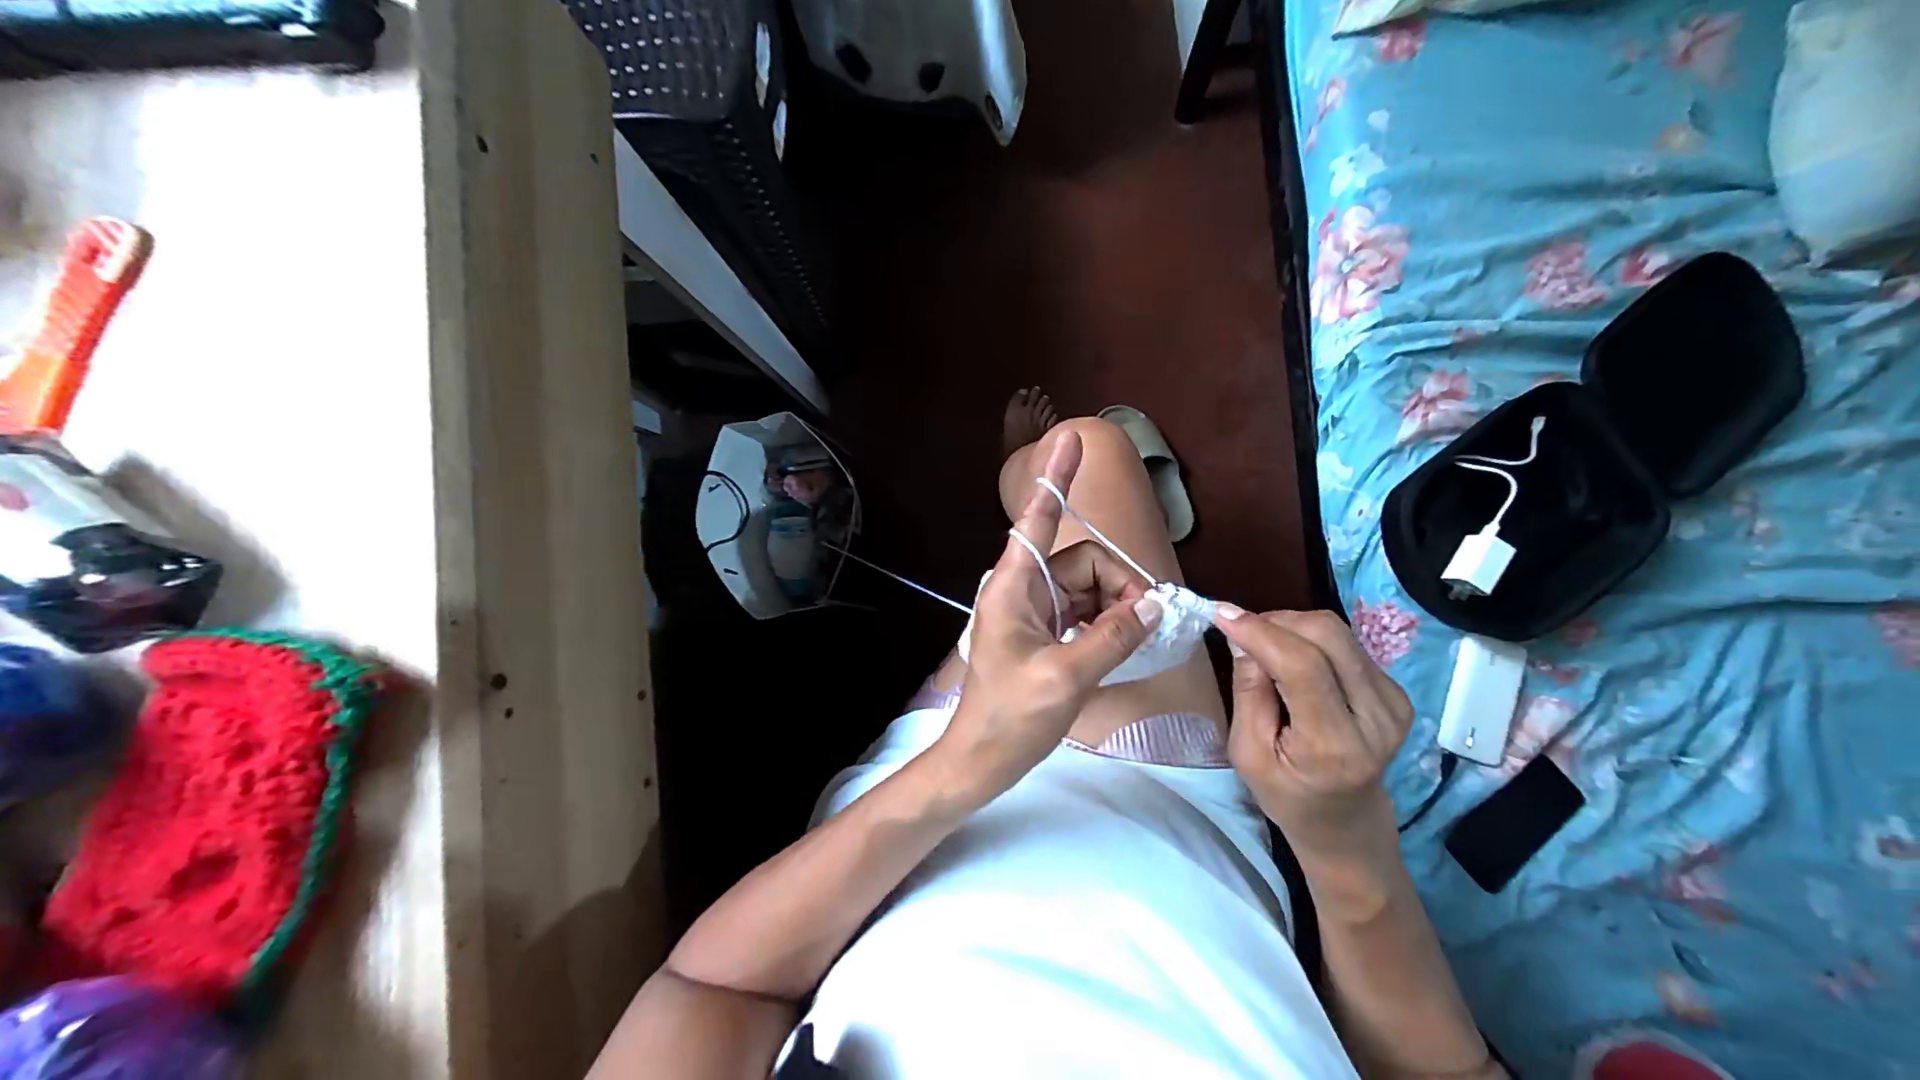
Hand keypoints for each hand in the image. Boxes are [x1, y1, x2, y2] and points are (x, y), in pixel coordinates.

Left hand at [931, 432, 1162, 806]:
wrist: (980, 760)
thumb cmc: (1010, 718)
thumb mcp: (1066, 676)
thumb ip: (1112, 636)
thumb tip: (1154, 604)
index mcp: (1014, 587)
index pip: (1038, 520)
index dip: (1057, 477)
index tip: (1071, 437)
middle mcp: (1022, 589)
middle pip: (1082, 562)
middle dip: (1118, 584)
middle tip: (1145, 622)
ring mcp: (1033, 612)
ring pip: (1088, 588)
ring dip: (1115, 607)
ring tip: (1131, 640)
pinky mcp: (1043, 633)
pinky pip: (1083, 612)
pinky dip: (1105, 622)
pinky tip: (1118, 644)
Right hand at [1213, 608, 1413, 860]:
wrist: (1345, 821)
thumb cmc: (1286, 793)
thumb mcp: (1247, 753)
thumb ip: (1248, 693)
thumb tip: (1243, 638)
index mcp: (1334, 745)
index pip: (1303, 667)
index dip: (1262, 632)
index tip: (1223, 614)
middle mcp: (1375, 719)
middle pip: (1328, 636)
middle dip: (1277, 621)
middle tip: (1244, 632)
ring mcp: (1393, 704)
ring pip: (1338, 633)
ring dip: (1292, 627)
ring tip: (1266, 648)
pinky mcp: (1398, 693)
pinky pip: (1347, 644)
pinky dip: (1310, 640)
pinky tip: (1294, 663)